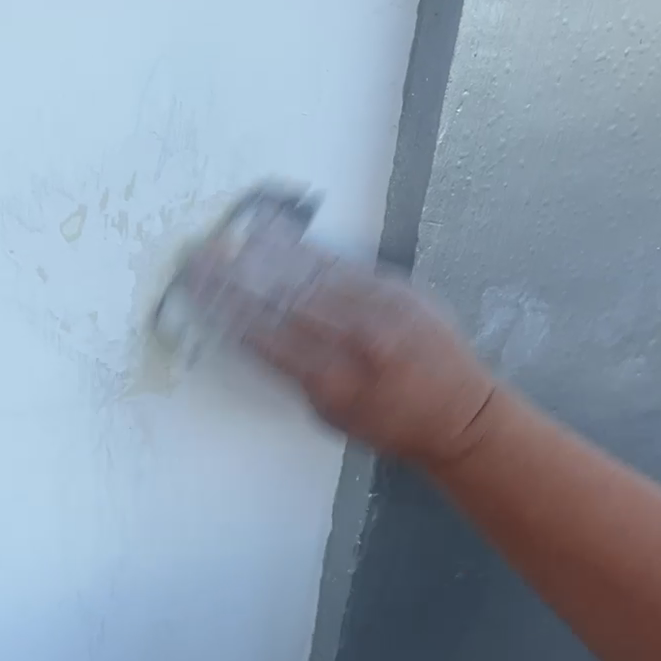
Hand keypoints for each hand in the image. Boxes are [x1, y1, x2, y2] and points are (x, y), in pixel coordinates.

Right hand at [180, 249, 500, 466]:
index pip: (265, 333)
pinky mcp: (397, 288)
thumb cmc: (386, 425)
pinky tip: (279, 234)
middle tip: (203, 253)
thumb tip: (252, 331)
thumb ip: (291, 372)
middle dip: (238, 273)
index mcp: (331, 380)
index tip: (197, 285)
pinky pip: (341, 264)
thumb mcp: (328, 415)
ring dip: (266, 253)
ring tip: (233, 235)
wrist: (463, 415)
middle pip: (283, 297)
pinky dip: (304, 249)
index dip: (226, 306)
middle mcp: (355, 339)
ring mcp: (380, 308)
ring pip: (310, 274)